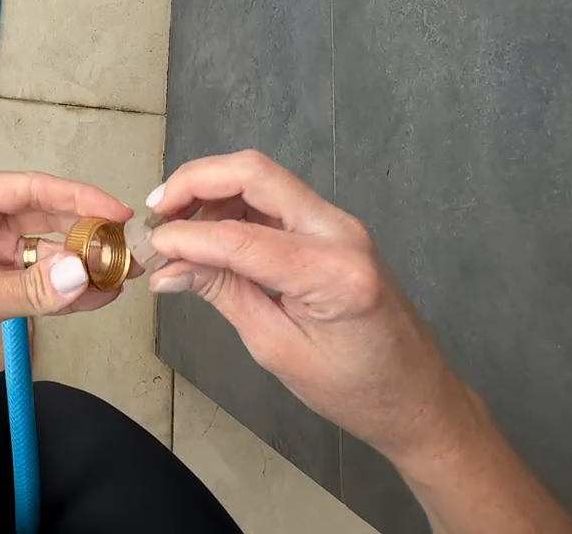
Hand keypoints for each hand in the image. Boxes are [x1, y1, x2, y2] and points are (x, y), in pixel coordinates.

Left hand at [0, 172, 131, 402]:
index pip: (28, 188)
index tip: (114, 211)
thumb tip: (81, 273)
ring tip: (117, 279)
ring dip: (78, 269)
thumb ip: (29, 288)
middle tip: (123, 250)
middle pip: (42, 220)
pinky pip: (35, 286)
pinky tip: (93, 298)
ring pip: (43, 256)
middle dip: (83, 235)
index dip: (76, 197)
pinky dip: (63, 294)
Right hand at [145, 151, 477, 463]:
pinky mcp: (329, 223)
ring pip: (259, 175)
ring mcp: (337, 221)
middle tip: (157, 208)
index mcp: (334, 273)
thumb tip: (166, 268)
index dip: (186, 236)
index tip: (150, 245)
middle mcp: (339, 230)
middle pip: (253, 172)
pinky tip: (206, 228)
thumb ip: (222, 294)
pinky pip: (271, 195)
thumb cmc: (355, 391)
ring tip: (174, 222)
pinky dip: (230, 202)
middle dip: (195, 180)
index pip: (240, 237)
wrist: (421, 399)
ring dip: (210, 188)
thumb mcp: (277, 349)